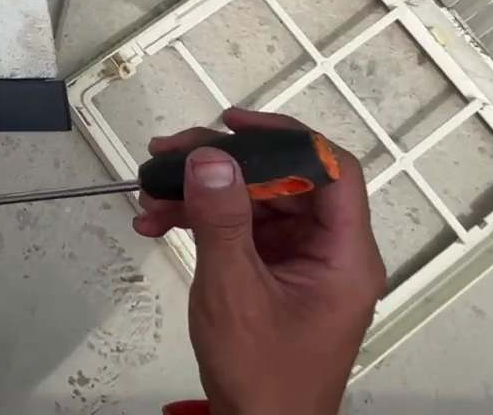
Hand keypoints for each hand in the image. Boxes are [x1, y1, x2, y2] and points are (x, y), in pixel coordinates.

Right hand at [134, 108, 385, 414]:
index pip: (332, 172)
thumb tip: (210, 158)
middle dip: (219, 162)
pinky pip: (232, 222)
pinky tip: (156, 220)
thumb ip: (222, 220)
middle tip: (166, 154)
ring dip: (195, 189)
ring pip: (247, 196)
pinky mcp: (267, 265)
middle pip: (279, 177)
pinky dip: (193, 215)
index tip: (231, 124)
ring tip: (150, 192)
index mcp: (342, 255)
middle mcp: (325, 249)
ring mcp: (294, 257)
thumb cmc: (261, 368)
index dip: (286, 137)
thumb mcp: (234, 288)